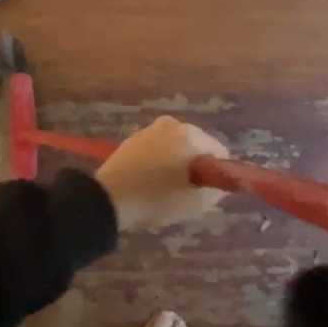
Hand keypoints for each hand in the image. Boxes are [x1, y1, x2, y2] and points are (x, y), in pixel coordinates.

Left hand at [96, 116, 230, 230]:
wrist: (109, 199)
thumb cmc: (158, 198)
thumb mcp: (196, 202)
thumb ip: (216, 190)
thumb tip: (218, 183)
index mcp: (189, 133)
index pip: (218, 151)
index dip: (218, 173)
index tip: (207, 192)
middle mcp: (170, 124)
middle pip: (196, 148)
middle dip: (196, 168)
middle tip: (187, 193)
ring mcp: (148, 130)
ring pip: (174, 149)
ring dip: (176, 166)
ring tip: (166, 191)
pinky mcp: (131, 141)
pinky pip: (155, 152)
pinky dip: (158, 165)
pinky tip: (150, 184)